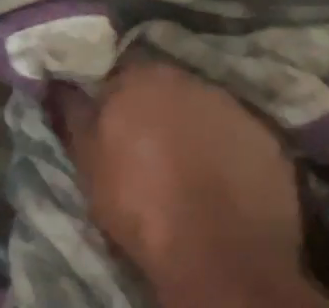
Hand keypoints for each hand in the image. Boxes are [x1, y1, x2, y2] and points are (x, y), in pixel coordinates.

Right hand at [58, 57, 328, 307]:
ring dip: (190, 124)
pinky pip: (236, 136)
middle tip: (140, 138)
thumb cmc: (138, 202)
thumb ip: (71, 110)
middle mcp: (191, 81)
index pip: (118, 66)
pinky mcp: (272, 146)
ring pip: (202, 108)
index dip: (110, 91)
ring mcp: (237, 112)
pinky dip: (224, 148)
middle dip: (152, 105)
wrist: (222, 261)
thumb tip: (56, 80)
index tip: (104, 113)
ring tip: (181, 160)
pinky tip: (216, 177)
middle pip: (164, 84)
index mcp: (142, 76)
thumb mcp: (86, 157)